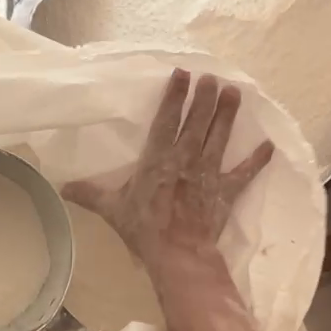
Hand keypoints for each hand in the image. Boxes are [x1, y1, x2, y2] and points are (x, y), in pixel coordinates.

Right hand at [62, 69, 273, 279]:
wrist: (178, 255)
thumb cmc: (143, 230)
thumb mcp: (112, 211)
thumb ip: (90, 195)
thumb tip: (63, 188)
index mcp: (158, 160)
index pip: (166, 120)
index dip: (174, 96)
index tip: (181, 74)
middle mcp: (186, 159)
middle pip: (197, 122)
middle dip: (204, 97)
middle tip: (211, 77)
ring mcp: (208, 174)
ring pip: (220, 137)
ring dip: (227, 115)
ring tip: (235, 92)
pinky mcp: (225, 192)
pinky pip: (244, 174)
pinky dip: (256, 161)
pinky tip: (268, 146)